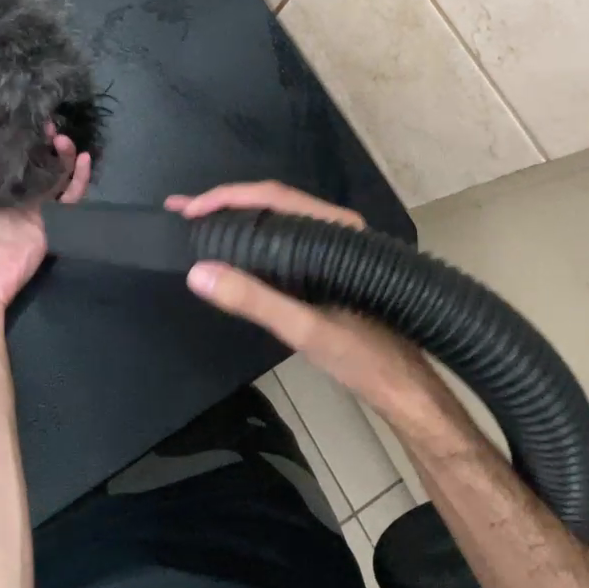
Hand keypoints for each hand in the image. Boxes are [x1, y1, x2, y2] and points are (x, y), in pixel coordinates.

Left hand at [0, 131, 91, 311]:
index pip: (11, 159)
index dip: (20, 140)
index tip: (24, 123)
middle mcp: (17, 196)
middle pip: (38, 164)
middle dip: (45, 143)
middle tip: (48, 125)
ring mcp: (37, 209)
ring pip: (57, 177)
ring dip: (64, 156)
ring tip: (64, 138)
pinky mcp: (53, 222)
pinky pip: (70, 198)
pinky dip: (78, 179)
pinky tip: (82, 159)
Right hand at [166, 182, 466, 428]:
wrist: (406, 390)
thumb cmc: (363, 357)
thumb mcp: (305, 330)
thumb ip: (253, 300)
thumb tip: (199, 272)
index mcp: (338, 230)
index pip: (273, 197)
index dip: (226, 199)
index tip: (188, 210)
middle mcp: (338, 228)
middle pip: (272, 202)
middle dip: (223, 204)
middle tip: (181, 211)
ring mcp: (335, 245)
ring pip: (276, 219)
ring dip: (235, 220)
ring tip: (196, 223)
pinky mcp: (329, 264)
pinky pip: (283, 238)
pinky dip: (251, 238)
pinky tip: (231, 249)